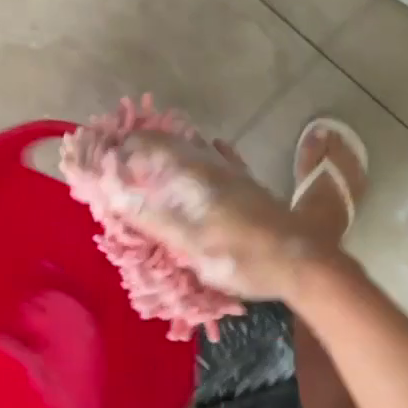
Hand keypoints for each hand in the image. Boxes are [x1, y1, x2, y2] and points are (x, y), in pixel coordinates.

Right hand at [117, 134, 339, 300]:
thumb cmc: (242, 255)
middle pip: (170, 144)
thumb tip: (114, 193)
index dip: (124, 147)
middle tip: (121, 163)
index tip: (104, 158)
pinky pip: (218, 160)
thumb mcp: (191, 244)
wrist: (303, 263)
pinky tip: (208, 150)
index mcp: (195, 174)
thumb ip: (152, 217)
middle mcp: (212, 165)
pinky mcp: (248, 187)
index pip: (149, 144)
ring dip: (169, 152)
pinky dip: (202, 154)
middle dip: (142, 149)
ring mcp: (233, 174)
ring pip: (194, 151)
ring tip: (150, 161)